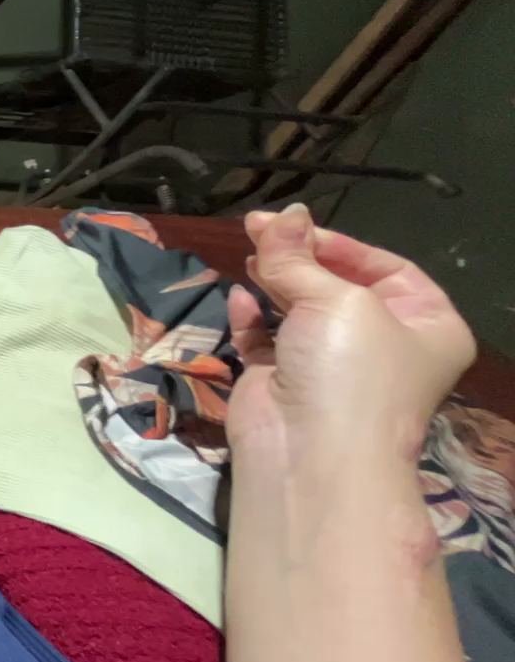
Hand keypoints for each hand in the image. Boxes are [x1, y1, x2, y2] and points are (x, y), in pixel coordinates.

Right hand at [226, 203, 474, 468]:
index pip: (385, 267)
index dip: (337, 243)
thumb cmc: (348, 370)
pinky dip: (250, 314)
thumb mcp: (334, 300)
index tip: (287, 225)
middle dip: (298, 256)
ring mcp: (326, 359)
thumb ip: (298, 257)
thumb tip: (280, 214)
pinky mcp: (279, 374)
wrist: (309, 447)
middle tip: (254, 230)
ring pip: (297, 307)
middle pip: (337, 284)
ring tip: (247, 256)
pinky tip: (237, 297)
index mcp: (423, 323)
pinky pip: (264, 335)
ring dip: (272, 280)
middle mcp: (380, 340)